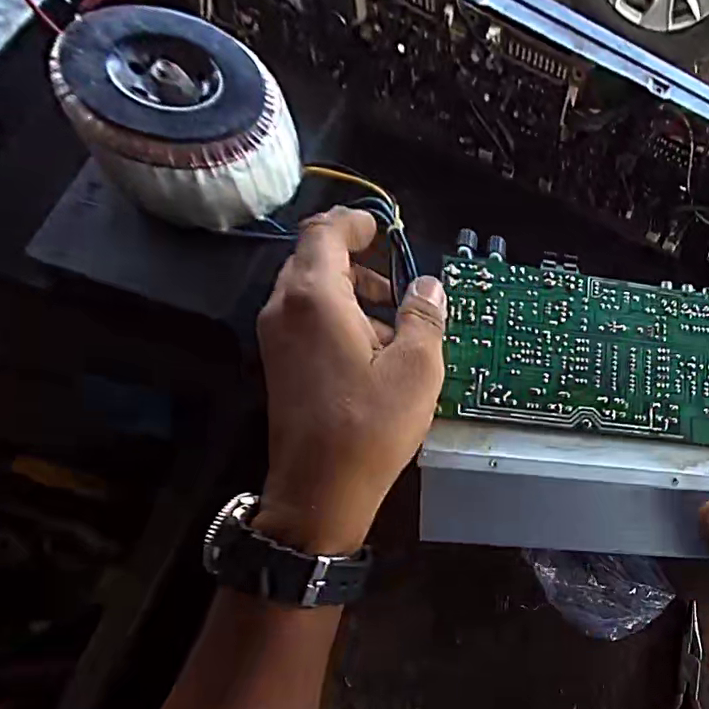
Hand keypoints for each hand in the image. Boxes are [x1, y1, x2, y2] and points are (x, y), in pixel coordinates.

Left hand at [253, 207, 447, 554]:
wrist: (322, 486)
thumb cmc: (371, 425)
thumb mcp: (416, 369)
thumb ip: (424, 319)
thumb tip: (430, 286)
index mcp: (316, 298)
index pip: (325, 233)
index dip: (355, 223)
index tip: (383, 226)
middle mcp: (285, 309)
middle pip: (317, 262)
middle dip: (360, 264)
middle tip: (400, 285)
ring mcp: (277, 339)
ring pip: (313, 294)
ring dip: (355, 296)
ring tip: (397, 327)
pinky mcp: (281, 365)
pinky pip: (309, 323)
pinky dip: (342, 322)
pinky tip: (375, 356)